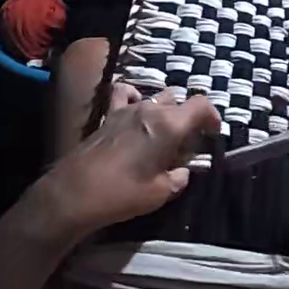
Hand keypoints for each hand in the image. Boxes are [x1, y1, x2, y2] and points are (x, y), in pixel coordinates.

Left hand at [23, 85, 218, 243]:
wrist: (75, 191)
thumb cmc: (123, 193)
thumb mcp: (160, 192)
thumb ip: (178, 176)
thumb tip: (184, 170)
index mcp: (168, 125)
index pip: (201, 104)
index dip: (212, 116)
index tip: (213, 135)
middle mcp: (149, 109)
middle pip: (178, 101)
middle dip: (188, 118)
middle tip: (187, 144)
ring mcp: (126, 108)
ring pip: (155, 98)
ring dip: (165, 111)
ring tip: (164, 135)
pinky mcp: (109, 115)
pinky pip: (127, 95)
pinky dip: (136, 99)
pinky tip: (136, 114)